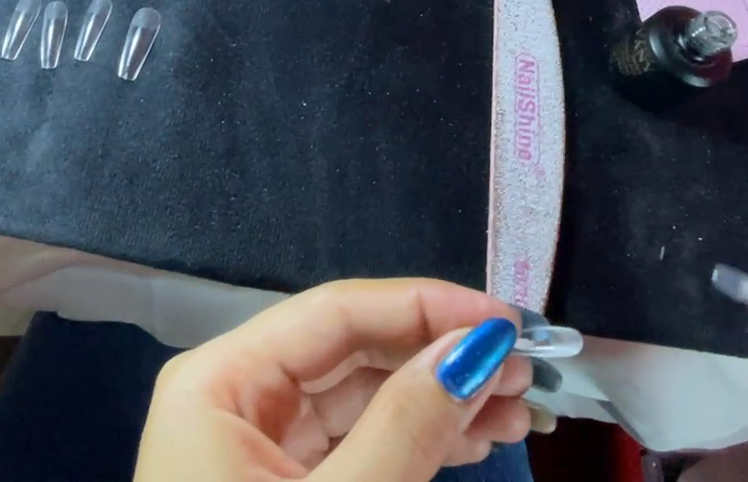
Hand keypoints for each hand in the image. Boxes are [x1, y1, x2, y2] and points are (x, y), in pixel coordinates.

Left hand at [133, 279, 536, 480]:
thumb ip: (406, 425)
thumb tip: (476, 348)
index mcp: (222, 379)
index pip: (336, 313)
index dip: (423, 305)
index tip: (505, 318)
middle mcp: (239, 395)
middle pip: (354, 350)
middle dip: (440, 353)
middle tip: (525, 364)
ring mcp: (263, 442)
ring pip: (366, 395)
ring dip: (442, 395)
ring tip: (519, 402)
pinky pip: (362, 440)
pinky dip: (421, 436)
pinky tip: (476, 436)